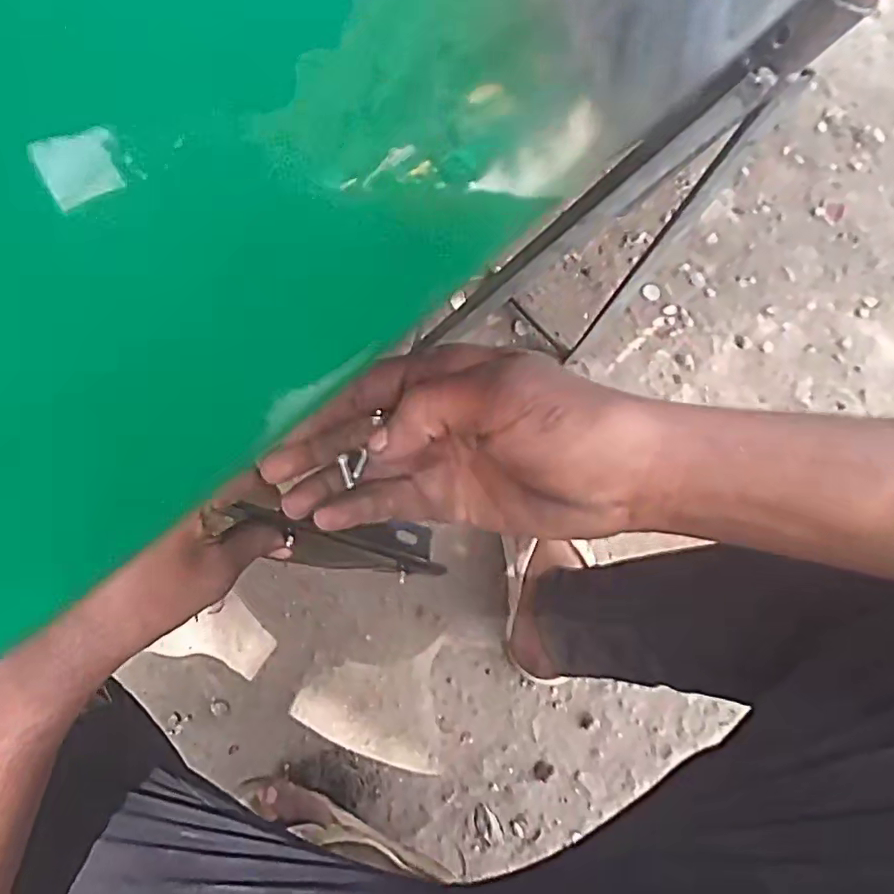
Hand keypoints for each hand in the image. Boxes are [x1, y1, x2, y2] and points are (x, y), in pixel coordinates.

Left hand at [9, 475, 289, 693]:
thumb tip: (278, 534)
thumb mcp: (214, 574)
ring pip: (192, 465)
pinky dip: (187, 488)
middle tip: (255, 508)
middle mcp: (160, 473)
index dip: (267, 484)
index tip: (277, 502)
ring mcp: (138, 478)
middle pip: (216, 458)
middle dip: (242, 480)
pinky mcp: (124, 490)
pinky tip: (193, 514)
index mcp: (187, 487)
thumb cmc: (143, 602)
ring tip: (225, 513)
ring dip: (214, 483)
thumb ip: (252, 544)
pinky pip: (168, 477)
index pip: (242, 467)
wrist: (88, 623)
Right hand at [258, 345, 663, 538]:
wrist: (623, 477)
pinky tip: (326, 517)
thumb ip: (431, 407)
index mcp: (440, 376)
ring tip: (287, 501)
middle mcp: (429, 414)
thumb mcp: (500, 395)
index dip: (330, 407)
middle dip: (315, 447)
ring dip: (328, 483)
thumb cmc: (566, 421)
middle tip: (270, 468)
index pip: (370, 387)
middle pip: (359, 429)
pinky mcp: (444, 496)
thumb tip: (377, 438)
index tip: (291, 428)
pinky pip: (393, 501)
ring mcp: (434, 457)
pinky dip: (360, 507)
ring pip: (368, 469)